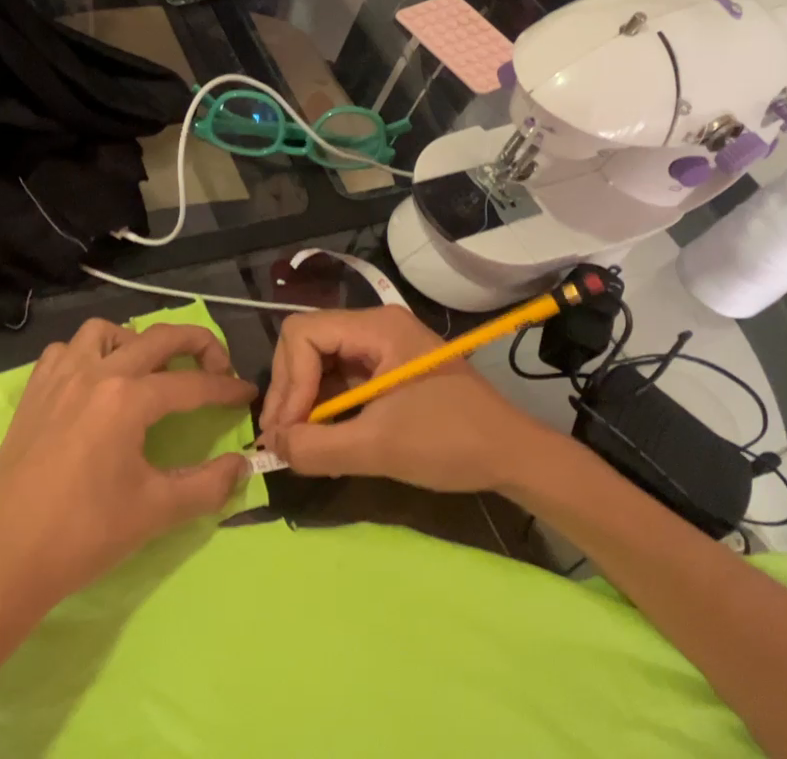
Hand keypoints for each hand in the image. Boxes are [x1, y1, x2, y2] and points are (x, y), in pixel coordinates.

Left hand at [0, 319, 255, 621]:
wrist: (3, 555)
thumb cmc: (83, 534)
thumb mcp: (156, 511)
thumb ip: (208, 485)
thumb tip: (241, 466)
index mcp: (128, 398)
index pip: (192, 383)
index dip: (227, 388)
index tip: (248, 395)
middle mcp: (94, 373)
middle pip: (156, 338)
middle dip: (197, 344)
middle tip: (218, 366)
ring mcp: (58, 379)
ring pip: (104, 332)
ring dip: (136, 341)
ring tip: (151, 372)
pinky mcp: (33, 393)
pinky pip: (66, 351)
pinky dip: (89, 354)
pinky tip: (96, 385)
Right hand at [260, 306, 557, 492]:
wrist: (514, 458)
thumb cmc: (451, 443)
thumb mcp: (378, 448)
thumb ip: (316, 448)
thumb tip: (271, 447)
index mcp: (378, 328)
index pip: (303, 333)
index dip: (288, 381)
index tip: (289, 428)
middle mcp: (375, 328)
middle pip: (305, 344)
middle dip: (290, 391)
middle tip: (282, 438)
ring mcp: (381, 348)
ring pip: (317, 364)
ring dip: (302, 402)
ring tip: (297, 443)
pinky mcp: (386, 372)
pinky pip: (338, 380)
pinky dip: (323, 408)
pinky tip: (322, 439)